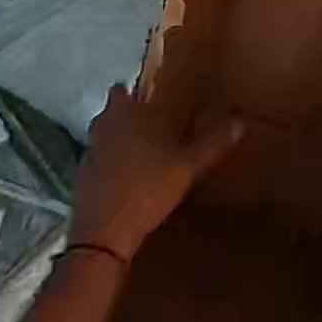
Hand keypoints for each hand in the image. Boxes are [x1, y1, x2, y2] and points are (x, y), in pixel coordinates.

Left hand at [68, 84, 242, 260]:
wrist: (106, 232)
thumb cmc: (147, 187)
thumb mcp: (187, 165)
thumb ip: (212, 143)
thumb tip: (240, 121)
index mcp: (123, 113)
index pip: (120, 89)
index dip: (131, 91)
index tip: (147, 98)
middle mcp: (101, 127)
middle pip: (109, 112)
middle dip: (126, 115)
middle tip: (150, 126)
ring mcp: (88, 153)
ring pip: (101, 136)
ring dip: (116, 140)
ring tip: (141, 153)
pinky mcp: (81, 178)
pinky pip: (97, 162)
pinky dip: (108, 165)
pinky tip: (125, 180)